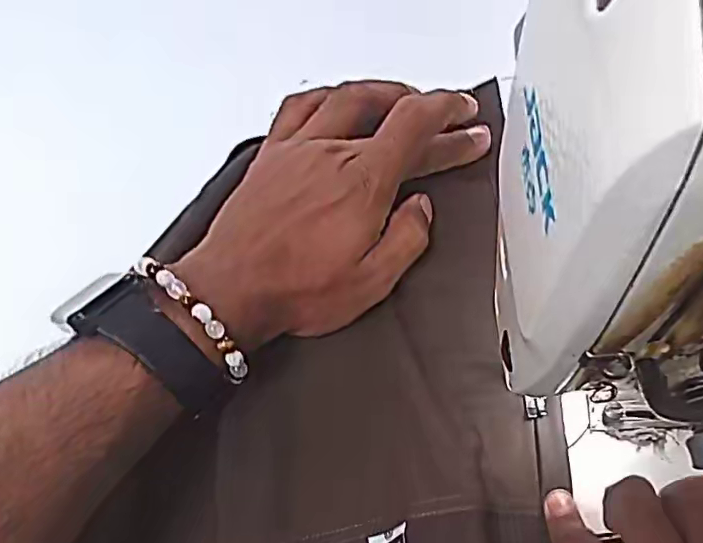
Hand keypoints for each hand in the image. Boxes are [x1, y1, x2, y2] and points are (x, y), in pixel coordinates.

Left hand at [169, 81, 492, 349]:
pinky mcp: (271, 157)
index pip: (417, 126)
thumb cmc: (294, 289)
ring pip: (347, 97)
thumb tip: (421, 210)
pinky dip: (329, 96)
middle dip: (429, 113)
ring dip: (383, 92)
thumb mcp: (372, 281)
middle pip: (389, 112)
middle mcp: (330, 153)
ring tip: (402, 99)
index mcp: (362, 182)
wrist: (234, 290)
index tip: (468, 124)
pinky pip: (301, 105)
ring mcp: (297, 149)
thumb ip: (407, 239)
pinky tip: (335, 101)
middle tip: (450, 122)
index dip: (450, 118)